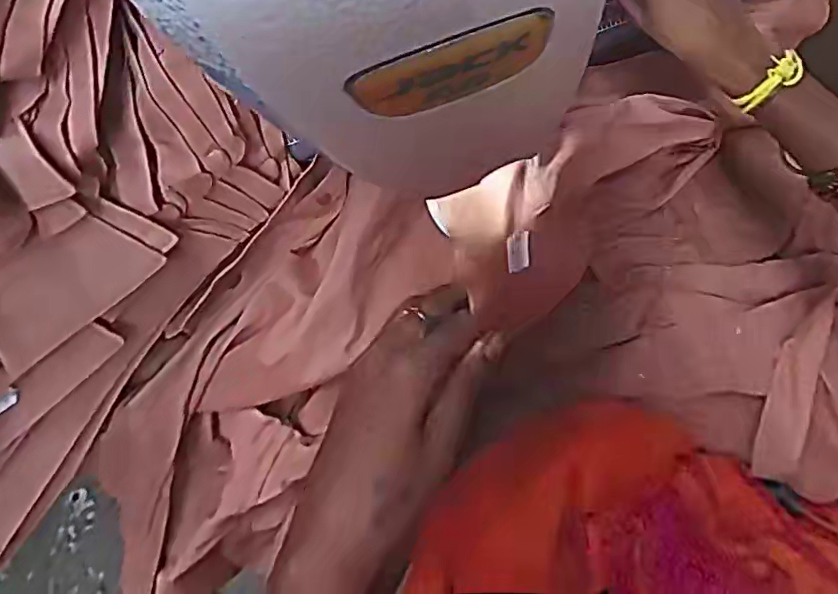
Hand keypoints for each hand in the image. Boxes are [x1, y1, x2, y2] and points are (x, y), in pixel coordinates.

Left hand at [272, 287, 501, 593]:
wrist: (328, 540)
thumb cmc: (395, 498)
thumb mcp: (441, 446)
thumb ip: (465, 385)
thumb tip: (493, 337)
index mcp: (410, 364)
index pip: (455, 322)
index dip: (484, 310)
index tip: (509, 302)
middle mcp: (384, 351)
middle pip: (423, 307)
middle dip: (454, 298)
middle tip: (487, 300)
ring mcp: (364, 363)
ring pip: (403, 316)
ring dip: (432, 309)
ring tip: (464, 317)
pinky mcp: (354, 379)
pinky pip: (389, 333)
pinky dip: (413, 325)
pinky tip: (428, 343)